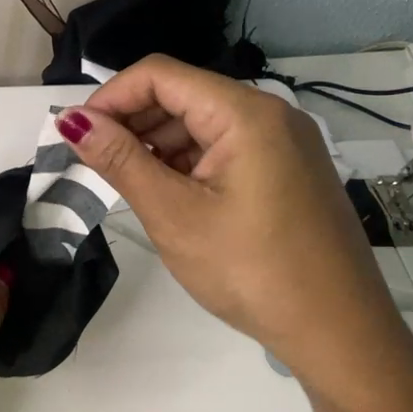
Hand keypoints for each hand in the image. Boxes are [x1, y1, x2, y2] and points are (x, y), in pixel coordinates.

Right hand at [56, 55, 409, 395]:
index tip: (76, 136)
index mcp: (245, 113)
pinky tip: (168, 196)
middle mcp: (269, 114)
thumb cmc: (252, 272)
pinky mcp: (288, 170)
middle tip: (94, 164)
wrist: (341, 336)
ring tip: (127, 185)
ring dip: (156, 144)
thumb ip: (120, 160)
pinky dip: (187, 162)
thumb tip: (70, 120)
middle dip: (131, 121)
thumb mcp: (174, 215)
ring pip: (200, 122)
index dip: (111, 97)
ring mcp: (284, 142)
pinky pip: (224, 147)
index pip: (159, 75)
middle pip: (181, 94)